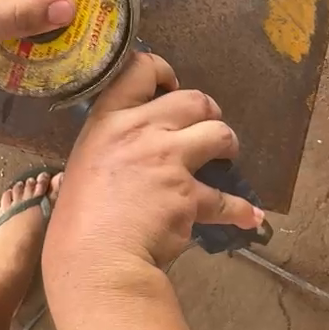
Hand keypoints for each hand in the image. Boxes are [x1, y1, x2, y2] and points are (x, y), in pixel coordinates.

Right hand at [45, 54, 263, 284]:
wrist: (96, 260)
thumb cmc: (77, 220)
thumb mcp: (81, 164)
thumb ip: (109, 148)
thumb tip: (123, 153)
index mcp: (110, 120)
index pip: (140, 69)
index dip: (163, 71)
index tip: (170, 85)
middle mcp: (143, 132)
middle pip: (193, 99)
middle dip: (207, 109)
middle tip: (206, 124)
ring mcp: (171, 161)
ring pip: (220, 134)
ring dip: (228, 142)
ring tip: (228, 154)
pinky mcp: (191, 196)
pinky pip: (227, 200)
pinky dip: (242, 210)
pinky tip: (251, 216)